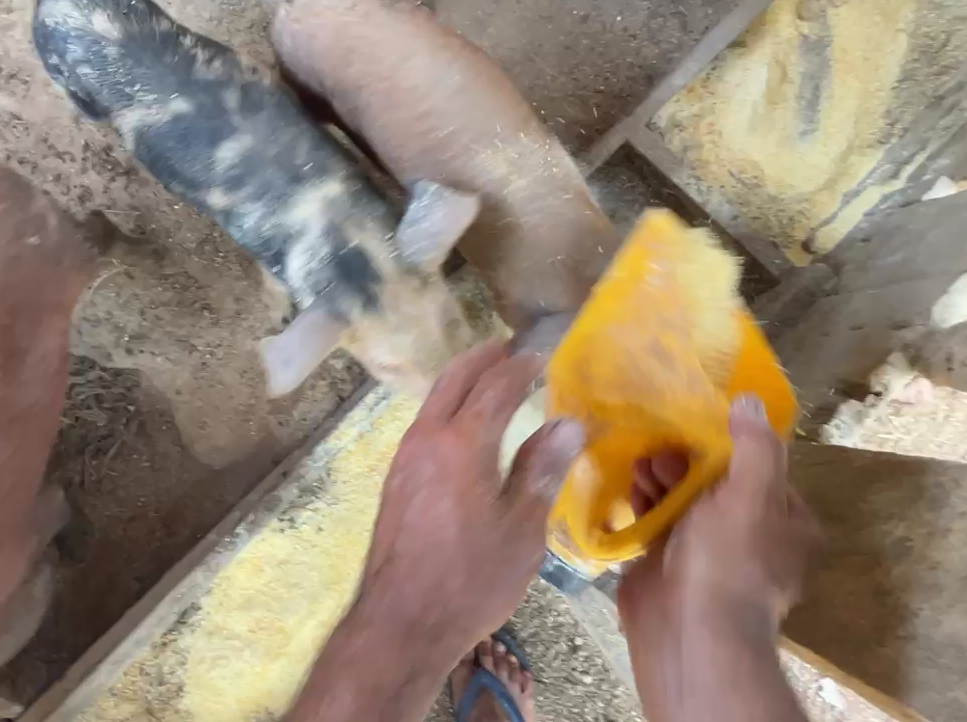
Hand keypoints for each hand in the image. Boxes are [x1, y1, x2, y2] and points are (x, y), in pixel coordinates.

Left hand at [356, 340, 585, 666]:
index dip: (520, 366)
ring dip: (462, 379)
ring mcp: (406, 454)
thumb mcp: (521, 528)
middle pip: (455, 379)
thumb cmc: (472, 577)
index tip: (540, 354)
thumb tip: (569, 422)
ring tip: (488, 376)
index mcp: (462, 442)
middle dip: (483, 358)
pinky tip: (463, 421)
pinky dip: (448, 404)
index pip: (495, 387)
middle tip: (509, 348)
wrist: (402, 617)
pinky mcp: (397, 474)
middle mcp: (428, 436)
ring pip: (435, 398)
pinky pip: (425, 420)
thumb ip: (540, 468)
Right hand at [618, 395, 817, 646]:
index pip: (757, 465)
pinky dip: (641, 498)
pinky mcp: (668, 556)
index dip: (725, 441)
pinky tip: (627, 485)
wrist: (687, 628)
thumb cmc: (727, 560)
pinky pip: (654, 515)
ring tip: (637, 465)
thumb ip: (754, 447)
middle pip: (712, 477)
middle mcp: (748, 533)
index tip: (693, 424)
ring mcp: (706, 547)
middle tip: (656, 448)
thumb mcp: (751, 496)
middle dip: (681, 458)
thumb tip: (749, 399)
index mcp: (783, 520)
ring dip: (657, 474)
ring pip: (680, 494)